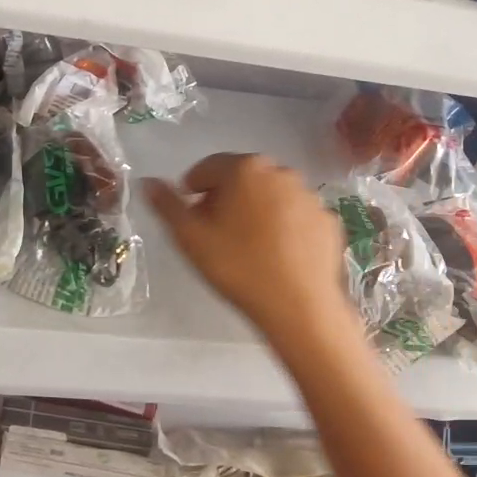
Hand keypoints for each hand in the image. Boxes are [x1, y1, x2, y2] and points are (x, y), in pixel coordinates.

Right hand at [145, 153, 352, 335]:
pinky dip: (285, 227)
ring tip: (248, 246)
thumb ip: (166, 205)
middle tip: (216, 233)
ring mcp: (310, 196)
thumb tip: (148, 182)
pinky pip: (297, 216)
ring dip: (257, 210)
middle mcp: (281, 172)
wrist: (300, 308)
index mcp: (244, 168)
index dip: (193, 190)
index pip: (208, 167)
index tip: (191, 217)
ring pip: (272, 196)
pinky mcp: (328, 220)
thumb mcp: (190, 238)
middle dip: (226, 198)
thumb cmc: (238, 267)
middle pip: (242, 178)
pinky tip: (278, 255)